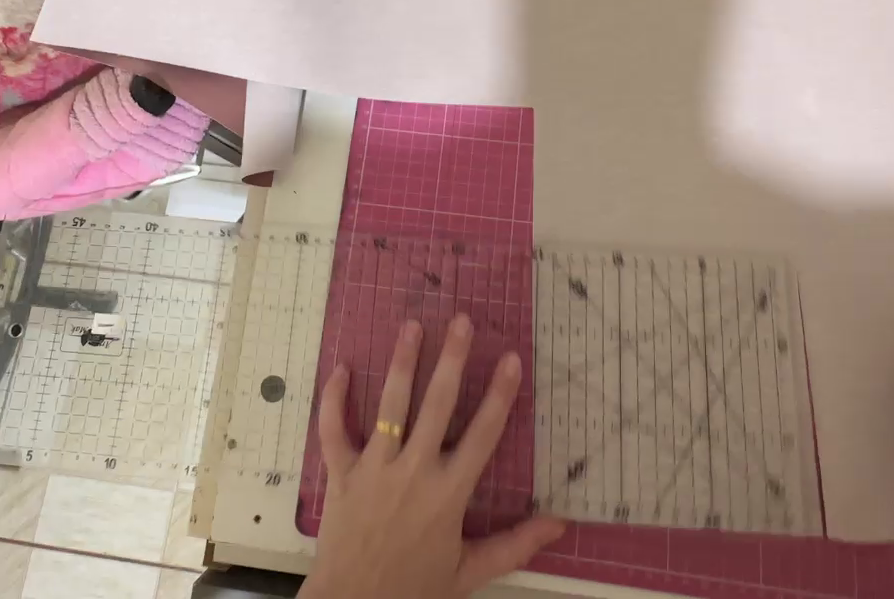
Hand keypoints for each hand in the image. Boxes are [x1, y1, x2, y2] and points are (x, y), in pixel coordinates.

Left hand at [299, 314, 567, 598]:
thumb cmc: (414, 589)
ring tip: (412, 326)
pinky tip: (341, 368)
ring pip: (391, 406)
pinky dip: (334, 400)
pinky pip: (334, 430)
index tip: (512, 359)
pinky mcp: (342, 473)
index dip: (500, 395)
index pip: (483, 435)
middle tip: (461, 321)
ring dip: (402, 363)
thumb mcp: (470, 571)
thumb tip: (559, 523)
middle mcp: (414, 471)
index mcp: (448, 494)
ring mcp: (376, 468)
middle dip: (452, 360)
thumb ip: (515, 544)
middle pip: (438, 405)